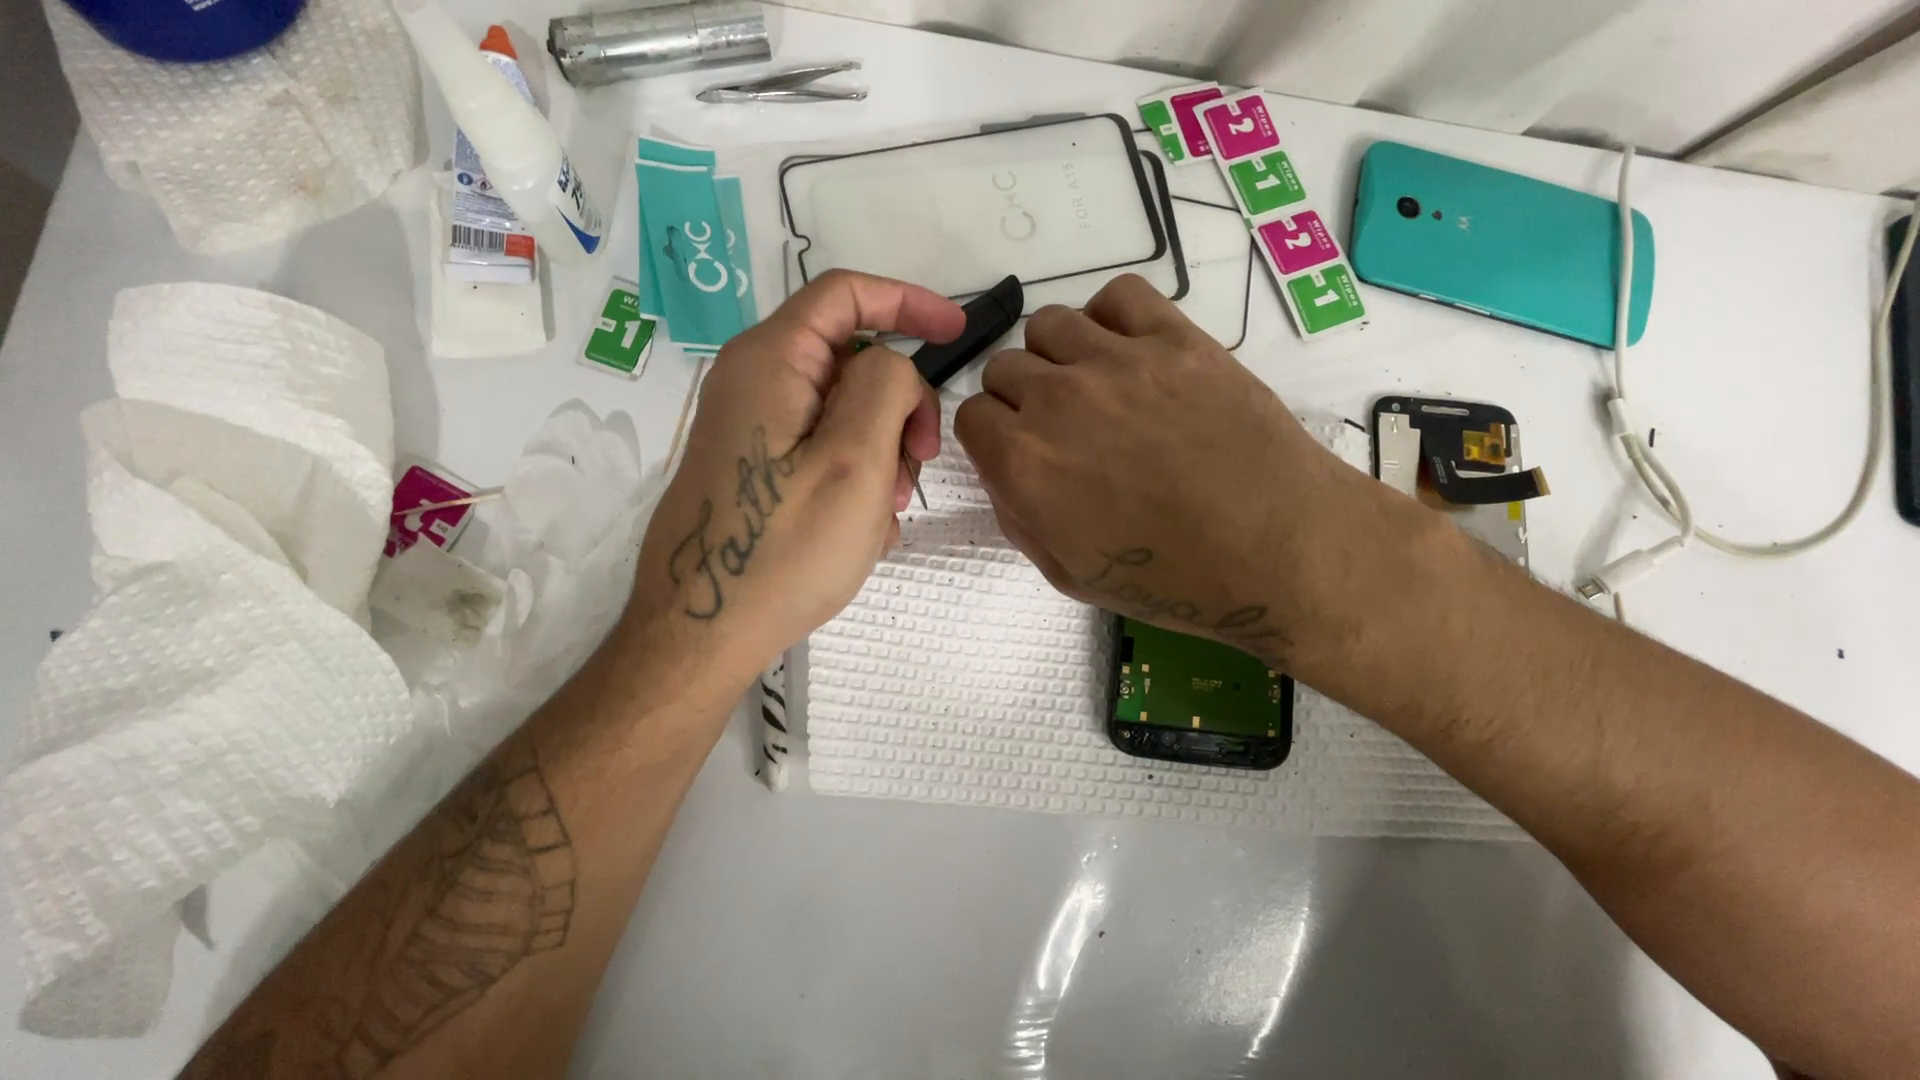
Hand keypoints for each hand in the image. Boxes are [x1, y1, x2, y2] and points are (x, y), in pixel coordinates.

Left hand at [626, 271, 965, 687]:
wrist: (701, 633)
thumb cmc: (784, 549)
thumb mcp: (855, 460)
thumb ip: (885, 386)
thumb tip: (891, 365)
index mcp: (771, 360)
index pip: (845, 293)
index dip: (908, 301)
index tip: (958, 336)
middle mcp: (752, 381)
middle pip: (849, 358)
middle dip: (899, 403)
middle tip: (920, 464)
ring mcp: (749, 427)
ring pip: (840, 409)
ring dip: (881, 448)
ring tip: (887, 512)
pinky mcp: (752, 467)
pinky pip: (819, 448)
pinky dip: (854, 474)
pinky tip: (863, 529)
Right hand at [955, 274, 1379, 665]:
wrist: (1279, 550)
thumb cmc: (1172, 579)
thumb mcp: (1070, 575)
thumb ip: (1019, 516)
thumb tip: (1004, 470)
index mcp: (1025, 462)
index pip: (971, 416)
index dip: (993, 437)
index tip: (1019, 452)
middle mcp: (1058, 400)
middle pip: (1004, 367)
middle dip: (1022, 398)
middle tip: (1064, 429)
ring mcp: (1119, 361)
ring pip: (1050, 324)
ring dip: (1059, 355)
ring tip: (1096, 386)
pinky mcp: (1175, 338)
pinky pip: (1118, 295)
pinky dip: (1110, 317)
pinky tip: (1130, 351)